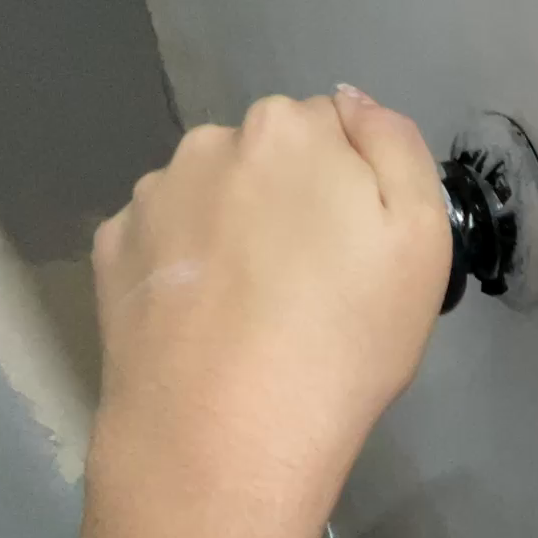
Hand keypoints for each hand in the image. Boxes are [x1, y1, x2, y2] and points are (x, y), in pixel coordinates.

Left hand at [88, 87, 449, 511]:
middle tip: (324, 283)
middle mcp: (210, 143)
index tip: (367, 250)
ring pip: (220, 196)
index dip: (362, 189)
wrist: (232, 433)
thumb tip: (353, 104)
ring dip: (245, 229)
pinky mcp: (113, 254)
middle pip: (276, 159)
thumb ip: (397, 147)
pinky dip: (198, 264)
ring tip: (266, 309)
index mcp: (291, 129)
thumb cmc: (350, 334)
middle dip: (302, 200)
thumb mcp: (424, 235)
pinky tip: (217, 320)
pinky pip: (174, 239)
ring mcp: (151, 198)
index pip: (340, 129)